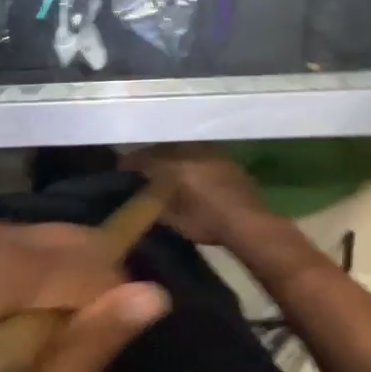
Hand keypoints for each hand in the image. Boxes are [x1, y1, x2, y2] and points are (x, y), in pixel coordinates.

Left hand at [0, 221, 169, 371]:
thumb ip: (89, 349)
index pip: (87, 261)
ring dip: (54, 265)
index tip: (114, 335)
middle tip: (86, 330)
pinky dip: (15, 260)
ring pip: (26, 231)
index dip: (116, 294)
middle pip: (59, 235)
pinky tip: (4, 304)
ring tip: (49, 320)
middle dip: (89, 272)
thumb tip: (152, 296)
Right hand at [122, 144, 277, 246]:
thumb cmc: (207, 223)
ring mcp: (209, 150)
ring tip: (163, 170)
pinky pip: (198, 152)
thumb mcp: (172, 219)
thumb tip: (138, 196)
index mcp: (171, 163)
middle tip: (140, 170)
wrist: (250, 223)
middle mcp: (188, 150)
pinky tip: (188, 172)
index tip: (120, 172)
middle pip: (160, 149)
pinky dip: (189, 159)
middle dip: (148, 158)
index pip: (141, 158)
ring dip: (169, 156)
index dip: (128, 165)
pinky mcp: (224, 156)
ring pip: (180, 148)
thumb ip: (152, 203)